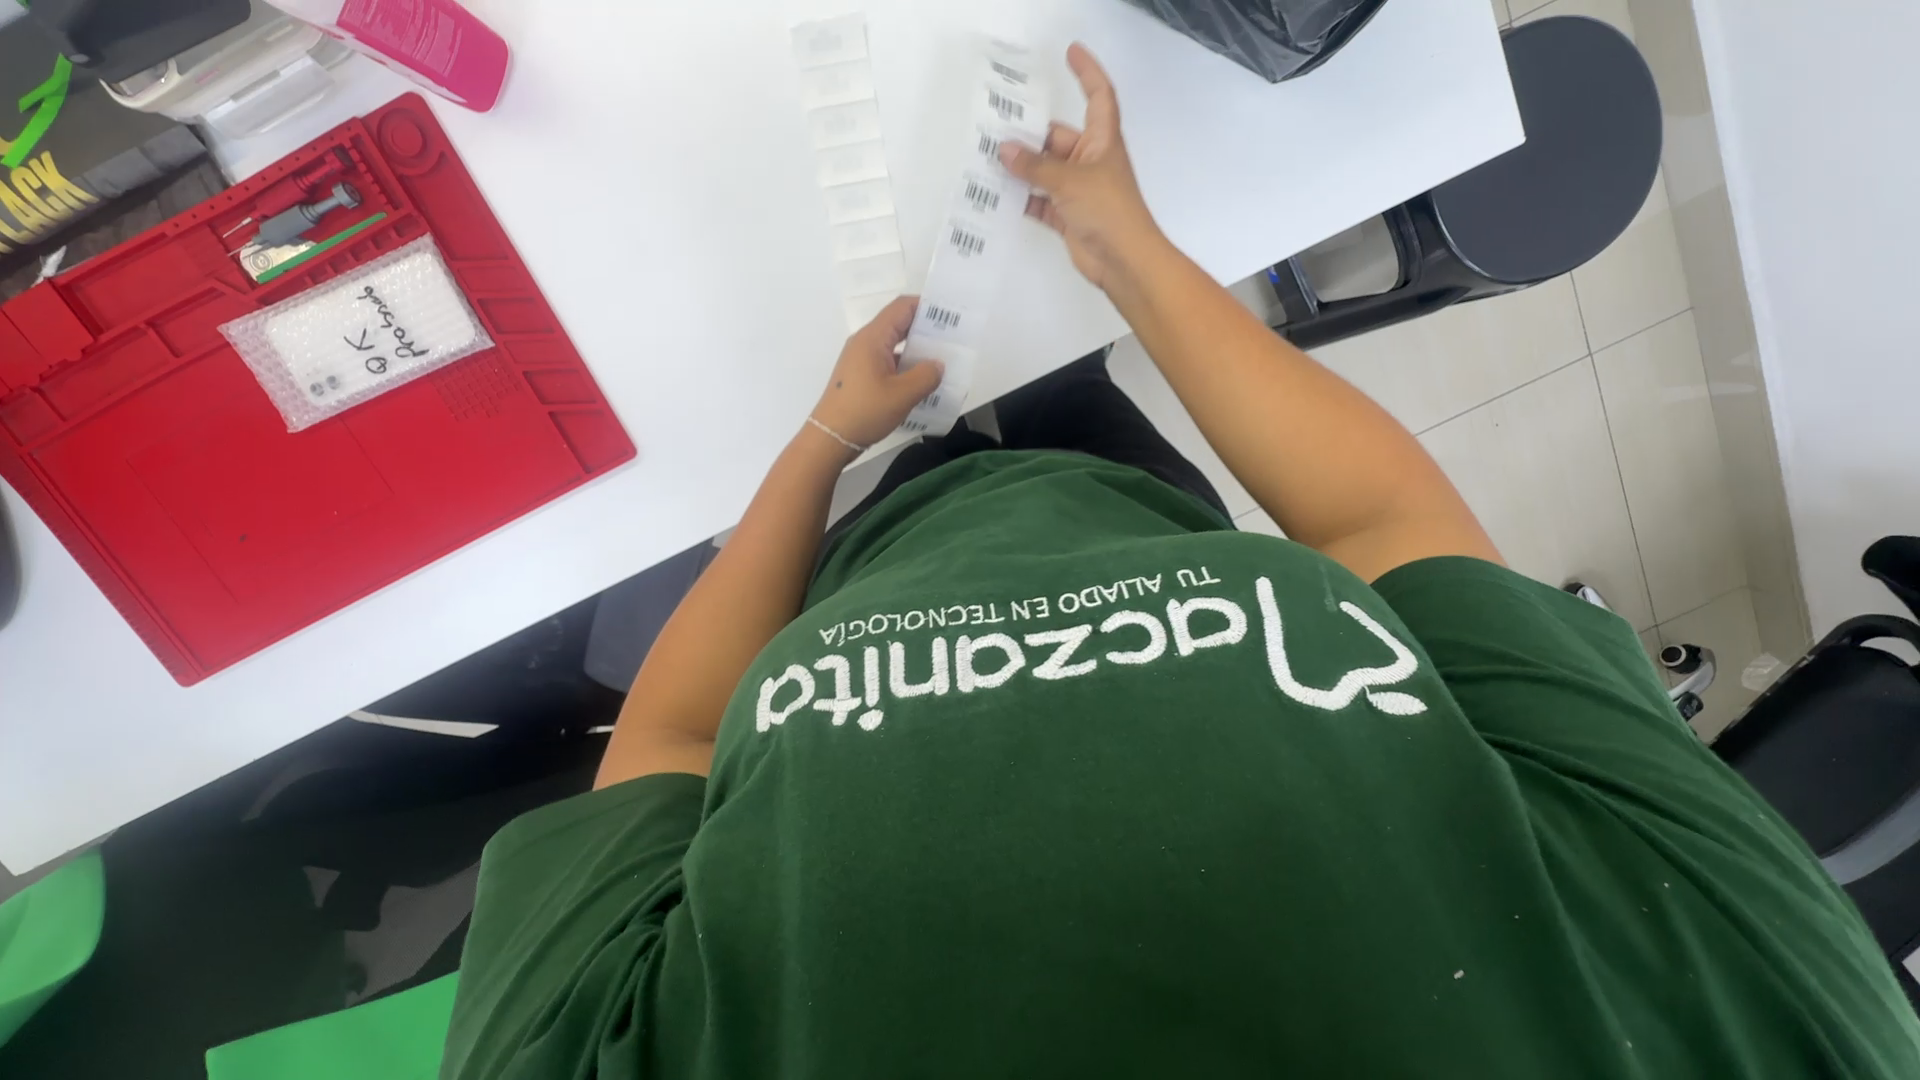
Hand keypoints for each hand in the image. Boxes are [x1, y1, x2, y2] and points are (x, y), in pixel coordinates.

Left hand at [809, 296, 944, 449]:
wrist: (830, 438)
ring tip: (942, 361)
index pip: (902, 308)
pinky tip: (921, 382)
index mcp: (873, 338)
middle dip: (925, 329)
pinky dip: (906, 367)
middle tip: (952, 339)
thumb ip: (926, 375)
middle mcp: (865, 343)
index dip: (927, 306)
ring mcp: (861, 360)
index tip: (950, 315)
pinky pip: (888, 363)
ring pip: (894, 346)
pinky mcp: (861, 377)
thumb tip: (937, 365)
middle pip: (898, 324)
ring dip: (917, 351)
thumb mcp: (903, 394)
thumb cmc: (865, 412)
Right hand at [999, 44, 1169, 290]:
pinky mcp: (1067, 216)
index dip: (1086, 72)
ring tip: (987, 161)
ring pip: (1044, 171)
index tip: (1070, 53)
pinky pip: (1040, 201)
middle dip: (1030, 135)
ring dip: (1021, 169)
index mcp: (1102, 141)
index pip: (1097, 96)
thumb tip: (1004, 151)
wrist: (1123, 260)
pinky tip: (997, 195)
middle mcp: (1089, 161)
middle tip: (995, 129)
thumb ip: (1035, 166)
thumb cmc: (1108, 210)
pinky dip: (1022, 199)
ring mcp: (1077, 190)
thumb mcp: (1069, 181)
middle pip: (1056, 138)